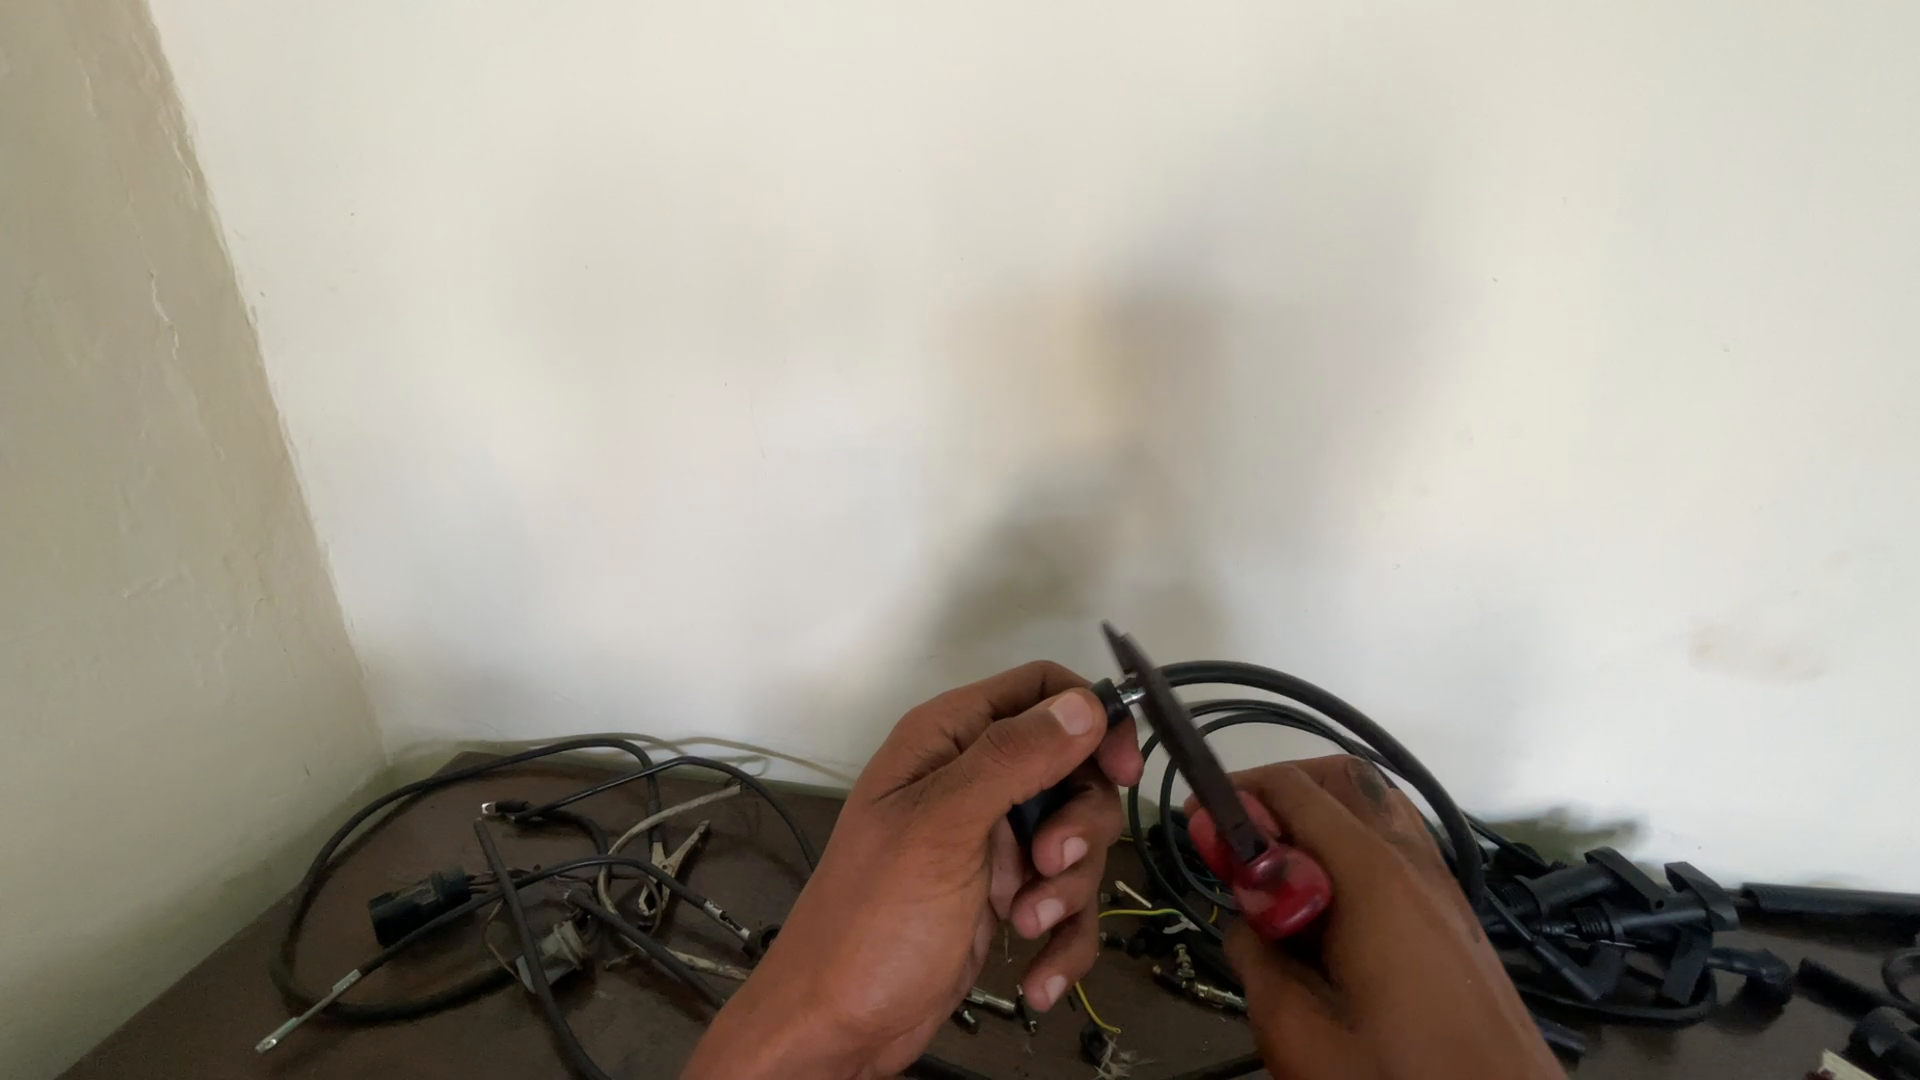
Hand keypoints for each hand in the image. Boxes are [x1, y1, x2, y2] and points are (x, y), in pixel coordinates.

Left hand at [682, 662, 1143, 1078]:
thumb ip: (1013, 757)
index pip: (1040, 689)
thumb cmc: (876, 914)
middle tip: (1052, 865)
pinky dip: (1063, 936)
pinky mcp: (1006, 890)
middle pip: (1072, 767)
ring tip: (1026, 921)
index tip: (1121, 770)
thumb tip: (1084, 704)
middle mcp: (975, 776)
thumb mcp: (943, 824)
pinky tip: (1039, 976)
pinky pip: (1064, 895)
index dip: (1091, 716)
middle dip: (1079, 823)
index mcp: (950, 736)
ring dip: (1067, 888)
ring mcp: (993, 834)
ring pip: (1076, 836)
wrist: (838, 1025)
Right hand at [1186, 756, 1561, 1079]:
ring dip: (1317, 813)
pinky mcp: (1454, 916)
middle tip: (1240, 834)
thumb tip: (1245, 913)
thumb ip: (1254, 956)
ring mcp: (1441, 886)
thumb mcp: (1298, 1033)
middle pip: (1342, 776)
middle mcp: (1412, 862)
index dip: (1234, 792)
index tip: (1197, 823)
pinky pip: (1395, 844)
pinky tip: (1326, 902)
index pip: (1292, 788)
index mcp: (1373, 876)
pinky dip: (1349, 844)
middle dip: (1280, 788)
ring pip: (1373, 805)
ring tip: (1280, 865)